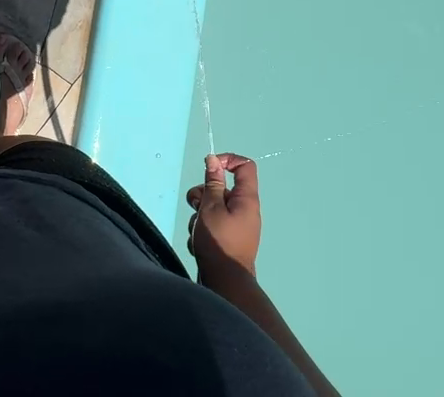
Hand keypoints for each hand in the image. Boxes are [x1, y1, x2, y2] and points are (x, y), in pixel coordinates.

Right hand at [185, 153, 260, 279]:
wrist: (224, 284)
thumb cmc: (219, 241)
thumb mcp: (211, 207)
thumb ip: (212, 183)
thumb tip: (214, 160)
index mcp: (246, 199)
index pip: (245, 166)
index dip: (228, 160)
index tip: (210, 166)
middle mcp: (243, 210)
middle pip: (221, 188)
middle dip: (203, 195)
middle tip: (198, 207)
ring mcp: (235, 226)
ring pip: (211, 208)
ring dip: (199, 217)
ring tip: (197, 231)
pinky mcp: (225, 239)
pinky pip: (210, 226)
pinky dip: (202, 232)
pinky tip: (199, 244)